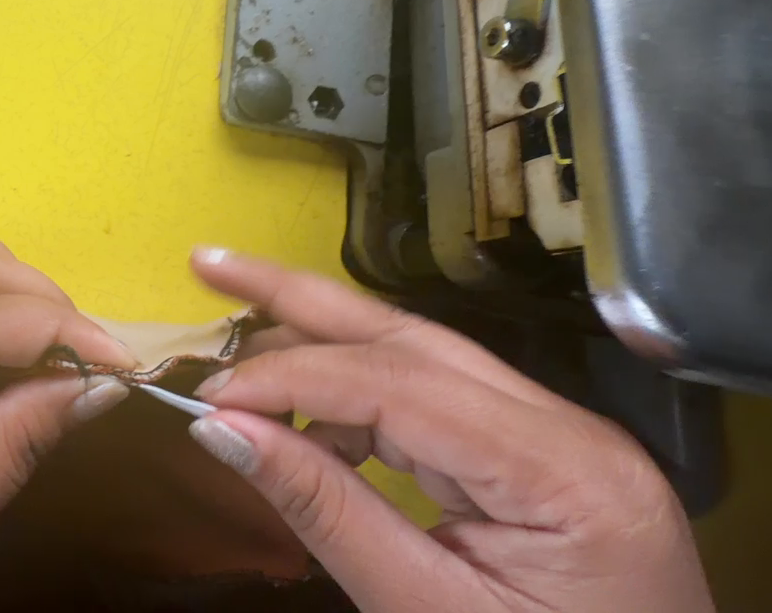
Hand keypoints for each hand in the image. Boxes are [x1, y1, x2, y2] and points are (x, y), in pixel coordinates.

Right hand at [184, 248, 713, 612]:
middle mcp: (562, 426)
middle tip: (207, 262)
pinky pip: (415, 392)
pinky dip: (342, 395)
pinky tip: (296, 417)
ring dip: (311, 338)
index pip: (397, 382)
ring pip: (404, 349)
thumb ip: (323, 509)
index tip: (210, 397)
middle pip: (402, 331)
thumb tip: (219, 428)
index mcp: (564, 473)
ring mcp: (547, 431)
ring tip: (234, 348)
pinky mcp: (522, 446)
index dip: (291, 377)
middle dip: (295, 294)